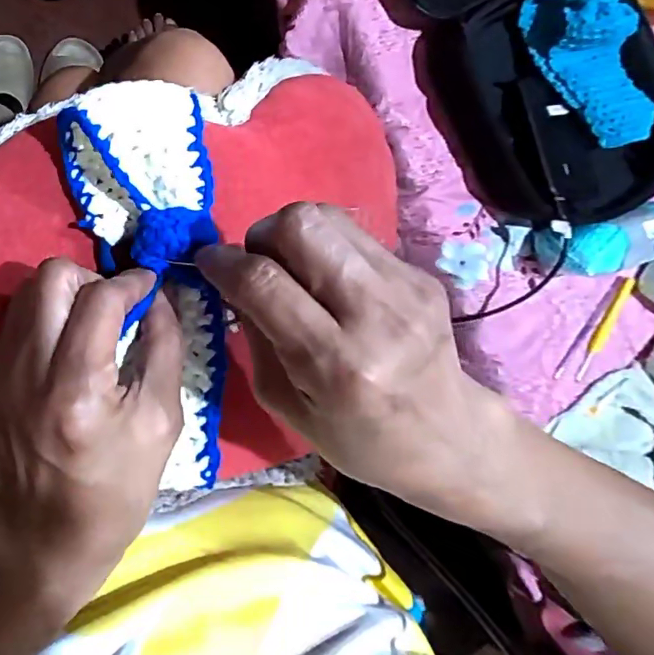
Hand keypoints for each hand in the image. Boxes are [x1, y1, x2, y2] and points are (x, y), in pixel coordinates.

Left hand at [0, 259, 184, 613]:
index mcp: (77, 388)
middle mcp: (27, 370)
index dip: (131, 281)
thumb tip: (155, 295)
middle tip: (114, 303)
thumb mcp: (162, 419)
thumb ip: (163, 345)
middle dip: (90, 277)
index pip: (100, 299)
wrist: (48, 531)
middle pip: (50, 277)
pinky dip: (46, 317)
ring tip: (91, 322)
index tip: (149, 283)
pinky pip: (17, 319)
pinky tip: (67, 346)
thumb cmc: (118, 485)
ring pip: (28, 291)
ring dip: (66, 294)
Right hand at [196, 203, 527, 531]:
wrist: (447, 438)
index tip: (206, 261)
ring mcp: (405, 288)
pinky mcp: (420, 273)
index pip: (265, 283)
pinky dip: (323, 245)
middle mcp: (375, 316)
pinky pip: (352, 232)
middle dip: (260, 235)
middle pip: (301, 225)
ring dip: (291, 233)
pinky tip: (326, 277)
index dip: (223, 262)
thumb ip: (255, 336)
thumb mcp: (284, 403)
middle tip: (256, 263)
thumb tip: (232, 279)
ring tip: (289, 266)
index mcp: (335, 364)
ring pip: (326, 216)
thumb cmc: (355, 436)